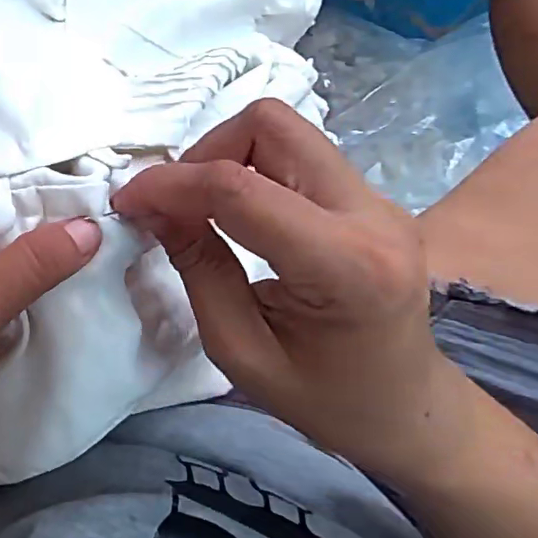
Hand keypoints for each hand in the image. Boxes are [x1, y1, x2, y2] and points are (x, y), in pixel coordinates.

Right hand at [112, 99, 475, 482]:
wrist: (411, 412)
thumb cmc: (324, 398)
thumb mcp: (238, 347)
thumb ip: (196, 266)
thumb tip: (150, 205)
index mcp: (346, 266)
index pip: (238, 188)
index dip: (168, 183)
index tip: (126, 201)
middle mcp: (372, 215)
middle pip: (270, 125)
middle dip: (203, 151)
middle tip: (175, 202)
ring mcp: (377, 199)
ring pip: (281, 128)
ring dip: (223, 154)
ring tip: (199, 205)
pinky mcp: (368, 196)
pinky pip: (292, 151)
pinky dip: (245, 165)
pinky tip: (233, 210)